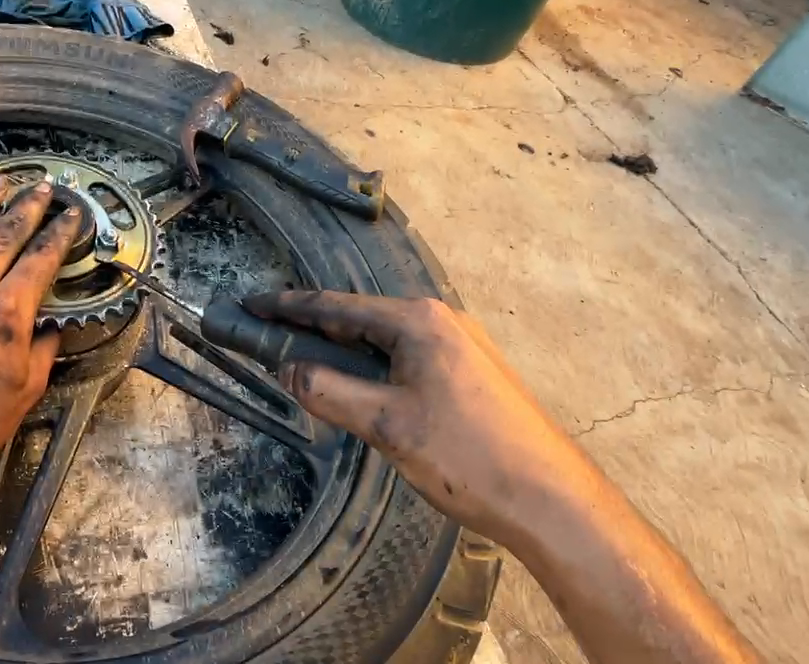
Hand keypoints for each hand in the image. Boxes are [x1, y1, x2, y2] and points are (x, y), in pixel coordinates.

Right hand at [244, 292, 604, 551]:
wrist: (558, 504)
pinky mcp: (472, 369)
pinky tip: (362, 379)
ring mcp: (461, 342)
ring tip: (307, 355)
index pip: (336, 305)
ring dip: (344, 344)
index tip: (251, 304)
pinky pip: (407, 352)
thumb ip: (328, 390)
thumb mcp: (386, 426)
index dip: (288, 306)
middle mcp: (440, 319)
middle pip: (360, 314)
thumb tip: (286, 369)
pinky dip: (373, 360)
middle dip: (314, 323)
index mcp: (417, 320)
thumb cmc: (468, 458)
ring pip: (385, 335)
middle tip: (271, 332)